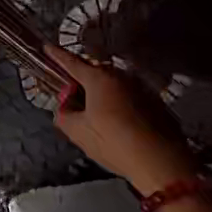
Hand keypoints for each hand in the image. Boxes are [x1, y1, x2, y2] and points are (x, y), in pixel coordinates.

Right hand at [46, 44, 197, 192]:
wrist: (164, 164)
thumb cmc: (114, 143)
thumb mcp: (77, 131)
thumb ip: (63, 113)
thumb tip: (66, 105)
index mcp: (99, 79)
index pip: (72, 62)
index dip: (56, 55)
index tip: (47, 47)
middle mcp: (122, 77)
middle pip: (95, 70)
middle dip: (80, 76)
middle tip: (69, 89)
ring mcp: (143, 88)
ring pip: (114, 83)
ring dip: (101, 90)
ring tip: (92, 108)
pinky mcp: (158, 104)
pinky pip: (129, 95)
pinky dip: (118, 101)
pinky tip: (116, 120)